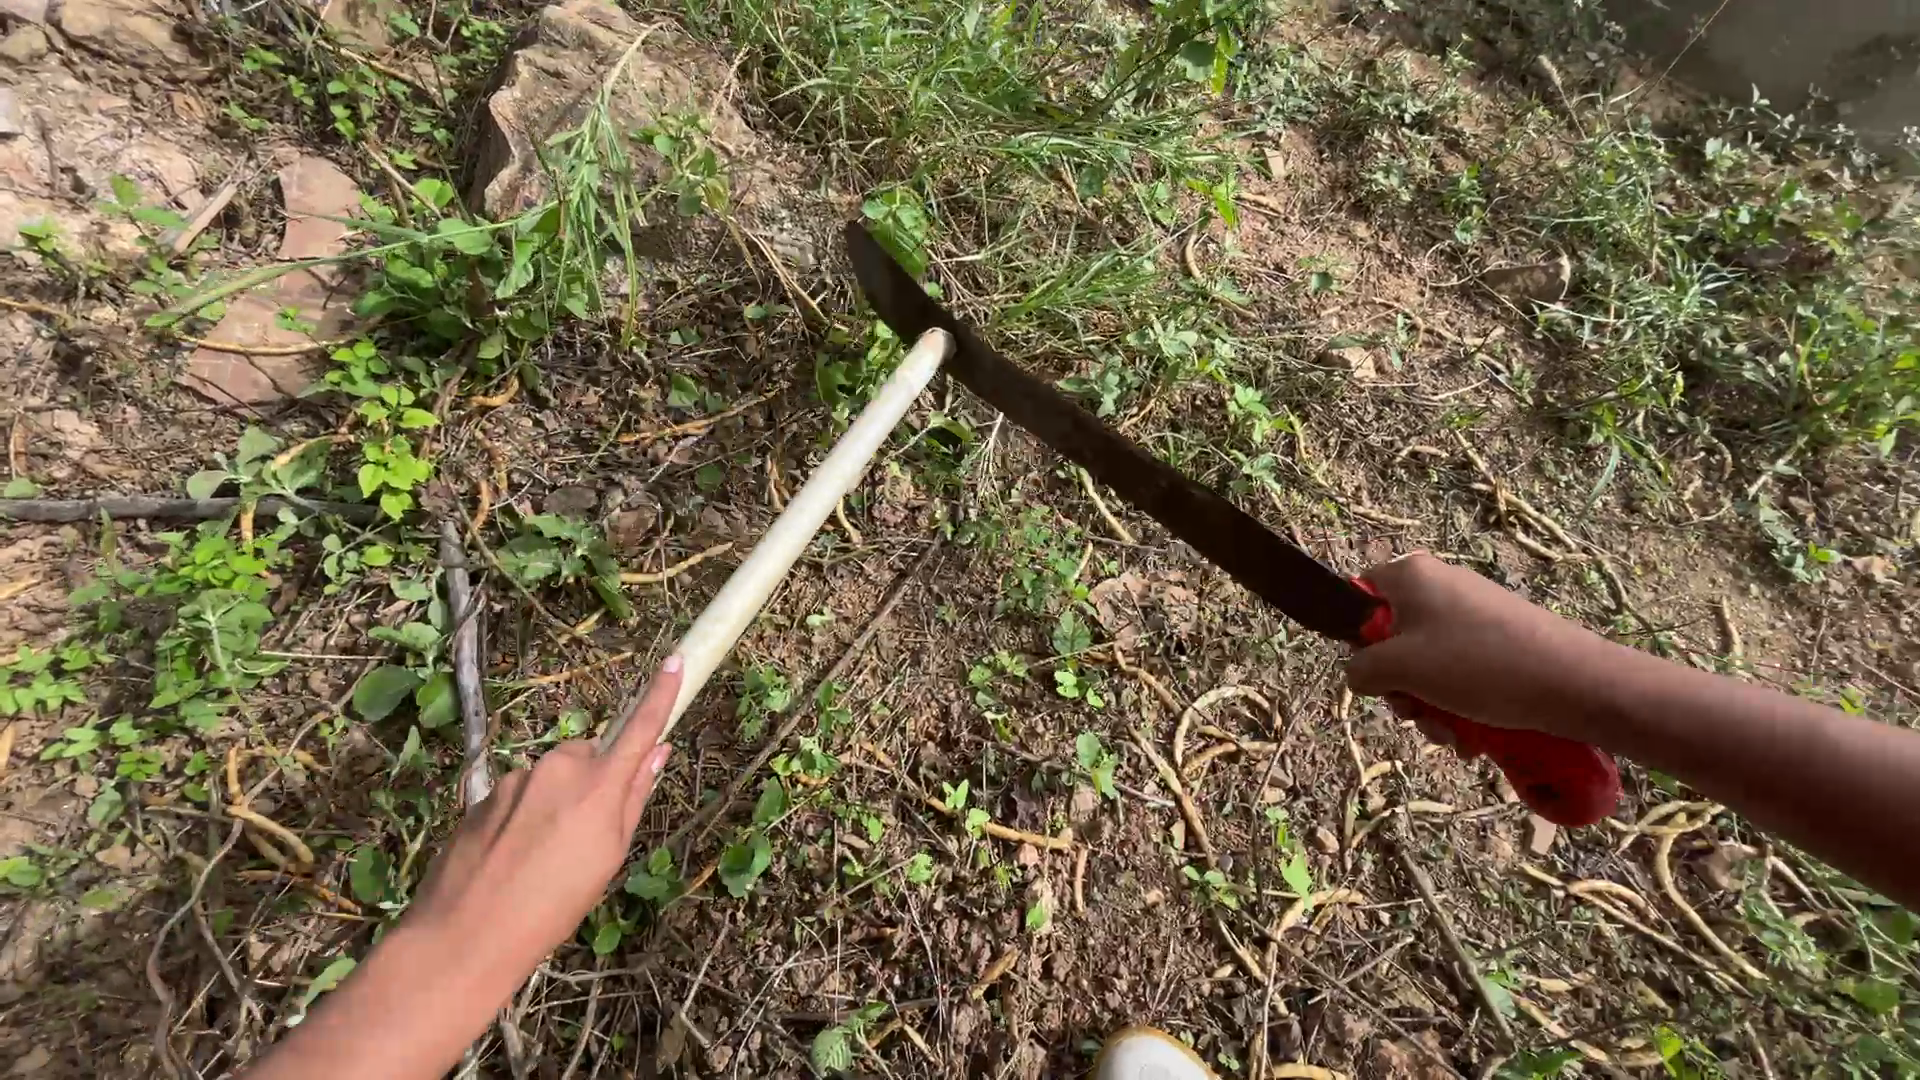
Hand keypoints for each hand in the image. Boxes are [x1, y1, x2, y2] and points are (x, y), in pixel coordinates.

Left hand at [406, 653, 682, 975]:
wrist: (461, 939)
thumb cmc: (555, 905)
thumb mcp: (611, 854)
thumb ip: (635, 797)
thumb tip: (658, 753)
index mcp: (599, 784)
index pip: (641, 728)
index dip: (661, 693)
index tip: (675, 659)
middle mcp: (558, 768)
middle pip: (589, 755)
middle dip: (595, 777)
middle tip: (588, 831)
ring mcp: (516, 779)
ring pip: (552, 777)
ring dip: (557, 800)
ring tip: (543, 856)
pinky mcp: (484, 796)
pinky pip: (519, 795)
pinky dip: (525, 816)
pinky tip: (512, 859)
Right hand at [1345, 553, 1630, 743]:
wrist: (1580, 684)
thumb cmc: (1476, 665)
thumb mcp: (1400, 668)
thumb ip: (1360, 669)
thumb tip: (1360, 675)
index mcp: (1410, 576)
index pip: (1359, 596)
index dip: (1358, 637)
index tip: (1375, 670)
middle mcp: (1440, 585)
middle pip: (1392, 637)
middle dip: (1399, 684)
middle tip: (1413, 712)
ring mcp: (1473, 611)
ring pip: (1426, 660)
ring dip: (1428, 702)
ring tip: (1450, 734)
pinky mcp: (1501, 637)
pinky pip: (1460, 667)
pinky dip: (1458, 700)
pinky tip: (1472, 734)